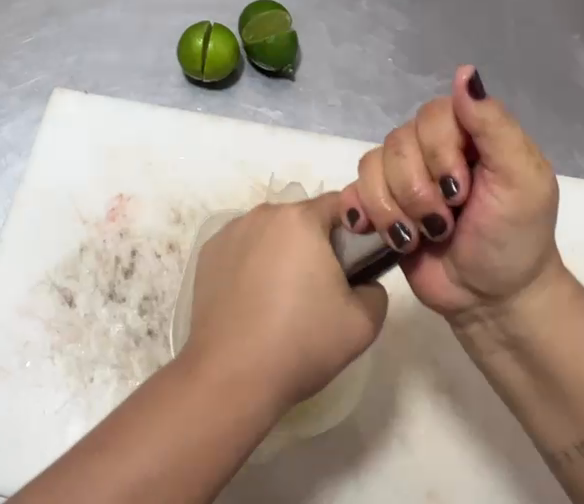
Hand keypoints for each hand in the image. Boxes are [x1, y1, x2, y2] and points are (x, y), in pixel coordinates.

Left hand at [180, 194, 388, 411]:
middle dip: (318, 246)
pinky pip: (244, 250)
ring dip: (284, 255)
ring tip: (285, 302)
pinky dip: (253, 266)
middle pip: (303, 220)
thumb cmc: (301, 342)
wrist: (231, 377)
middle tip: (323, 292)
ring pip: (272, 234)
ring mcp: (230, 233)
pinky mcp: (207, 255)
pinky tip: (255, 304)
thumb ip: (376, 288)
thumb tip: (361, 281)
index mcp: (300, 219)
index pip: (341, 207)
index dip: (356, 232)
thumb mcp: (364, 322)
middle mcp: (262, 214)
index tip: (357, 266)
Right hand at [339, 66, 564, 319]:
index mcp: (467, 131)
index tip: (463, 192)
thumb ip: (494, 125)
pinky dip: (368, 214)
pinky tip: (389, 234)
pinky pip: (353, 189)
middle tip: (447, 222)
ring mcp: (401, 175)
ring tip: (425, 236)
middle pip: (398, 142)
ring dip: (398, 210)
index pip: (431, 115)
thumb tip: (464, 72)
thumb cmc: (515, 237)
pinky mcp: (379, 204)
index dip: (439, 153)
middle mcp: (430, 146)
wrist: (493, 299)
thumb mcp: (522, 180)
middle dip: (420, 192)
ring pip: (372, 166)